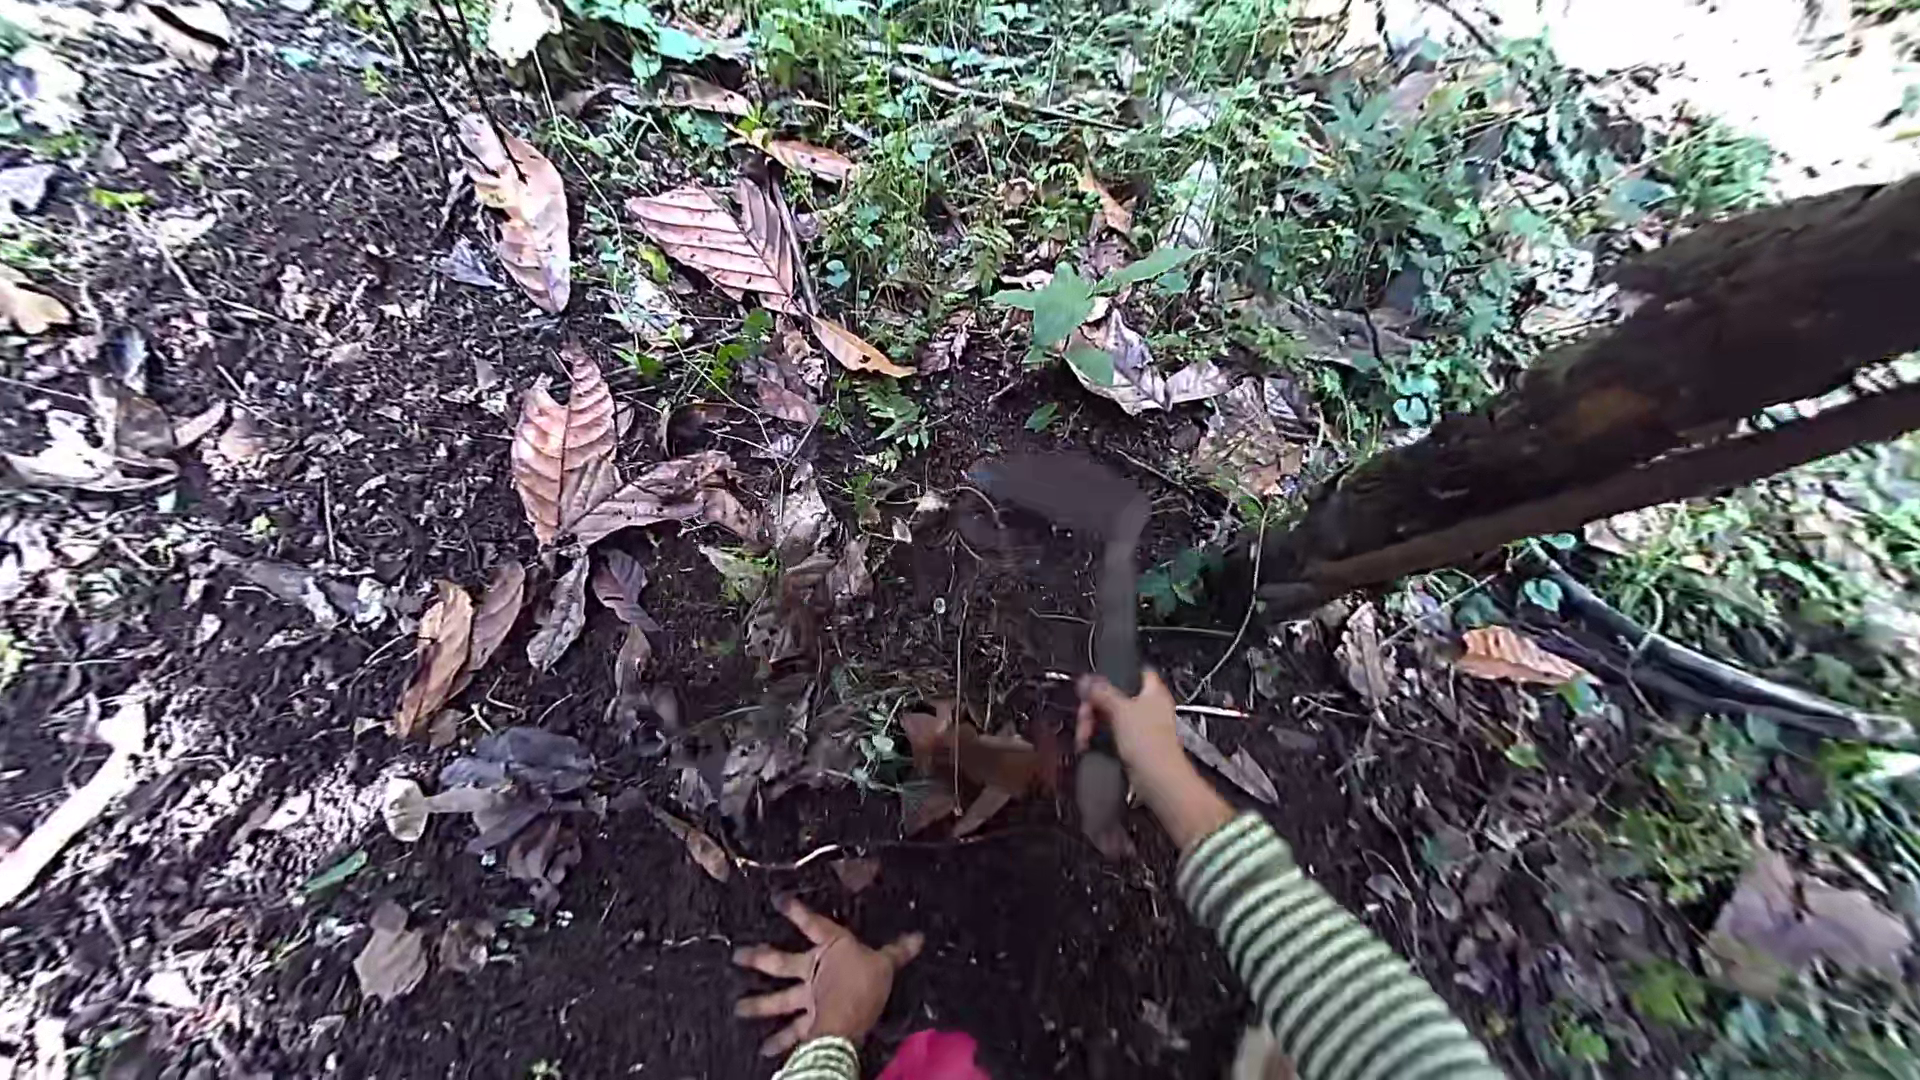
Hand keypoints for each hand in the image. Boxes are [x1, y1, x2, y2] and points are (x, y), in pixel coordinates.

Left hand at [732, 895, 924, 1056]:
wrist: (850, 1020)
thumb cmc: (865, 984)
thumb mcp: (886, 963)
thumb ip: (898, 951)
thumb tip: (919, 937)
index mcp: (831, 947)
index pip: (811, 923)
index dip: (794, 910)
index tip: (777, 899)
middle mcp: (812, 971)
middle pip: (781, 963)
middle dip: (759, 958)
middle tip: (738, 955)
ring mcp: (806, 999)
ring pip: (777, 1000)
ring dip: (757, 1004)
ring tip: (738, 1008)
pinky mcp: (807, 1025)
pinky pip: (790, 1034)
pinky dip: (778, 1043)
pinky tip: (764, 1049)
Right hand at [1074, 670, 1184, 783]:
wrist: (1158, 781)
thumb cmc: (1151, 744)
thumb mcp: (1120, 710)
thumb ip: (1101, 692)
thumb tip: (1086, 680)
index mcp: (1153, 692)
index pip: (1136, 672)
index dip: (1116, 673)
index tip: (1096, 681)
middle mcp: (1148, 708)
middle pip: (1114, 696)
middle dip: (1095, 705)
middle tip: (1086, 714)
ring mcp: (1140, 728)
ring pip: (1110, 717)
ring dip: (1093, 723)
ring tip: (1085, 734)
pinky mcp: (1132, 746)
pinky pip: (1110, 736)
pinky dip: (1098, 738)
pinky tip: (1088, 743)